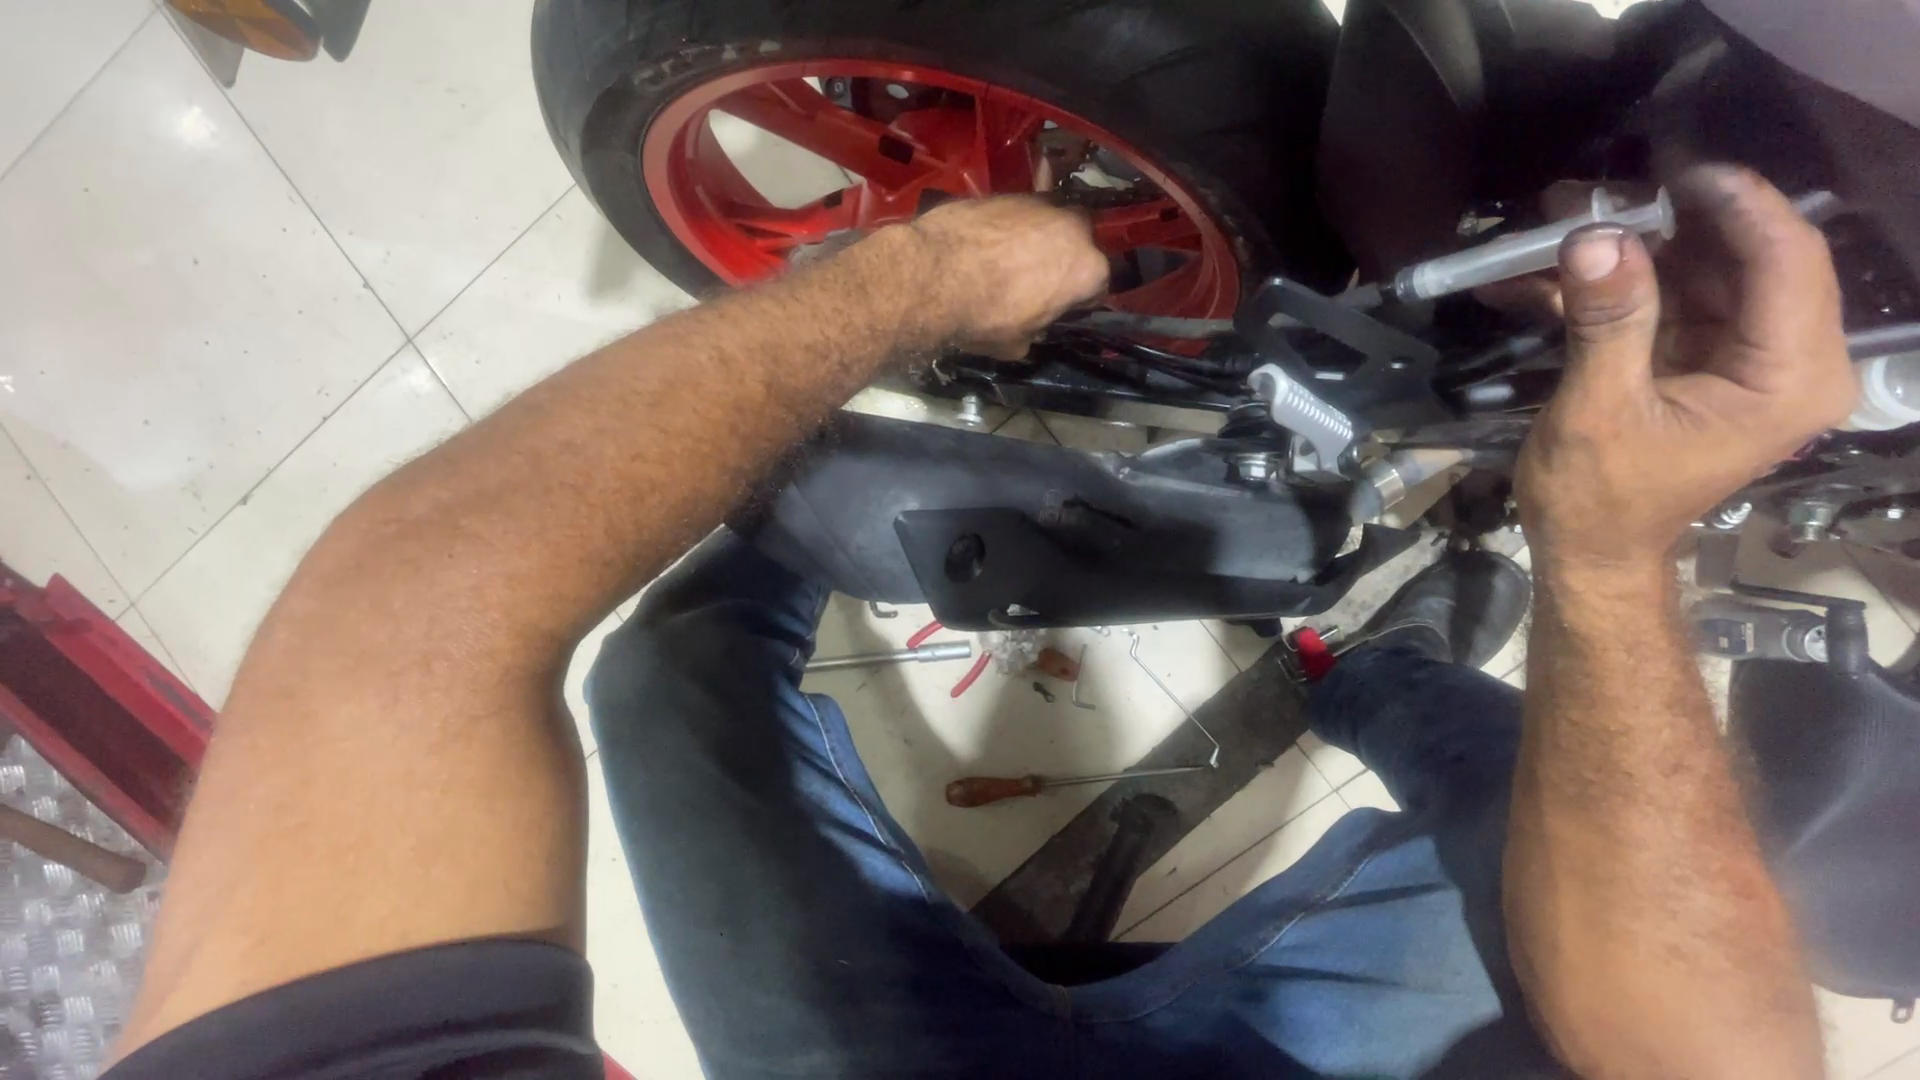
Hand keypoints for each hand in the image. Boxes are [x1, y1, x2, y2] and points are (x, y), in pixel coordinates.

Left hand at [905, 196, 1109, 357]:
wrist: (935, 275)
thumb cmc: (985, 316)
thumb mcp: (1018, 343)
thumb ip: (1036, 329)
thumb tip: (1030, 326)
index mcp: (1089, 270)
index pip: (1096, 287)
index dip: (1076, 301)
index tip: (1057, 309)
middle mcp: (1075, 227)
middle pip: (1077, 244)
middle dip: (1062, 259)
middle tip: (1034, 281)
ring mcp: (1041, 203)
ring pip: (1048, 223)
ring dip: (1036, 239)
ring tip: (1006, 261)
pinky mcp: (1007, 191)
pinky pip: (1017, 213)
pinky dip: (1008, 226)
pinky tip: (985, 244)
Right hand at [1516, 165, 1856, 570]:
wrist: (1586, 552)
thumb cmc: (1599, 497)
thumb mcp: (1598, 410)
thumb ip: (1607, 323)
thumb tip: (1595, 238)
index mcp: (1788, 376)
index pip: (1786, 262)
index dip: (1736, 207)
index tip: (1675, 170)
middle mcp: (1782, 360)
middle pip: (1738, 263)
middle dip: (1662, 227)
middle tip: (1589, 198)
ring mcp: (1737, 361)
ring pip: (1693, 280)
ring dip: (1624, 254)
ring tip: (1552, 227)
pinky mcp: (1694, 367)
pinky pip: (1660, 310)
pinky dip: (1605, 293)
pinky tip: (1542, 280)